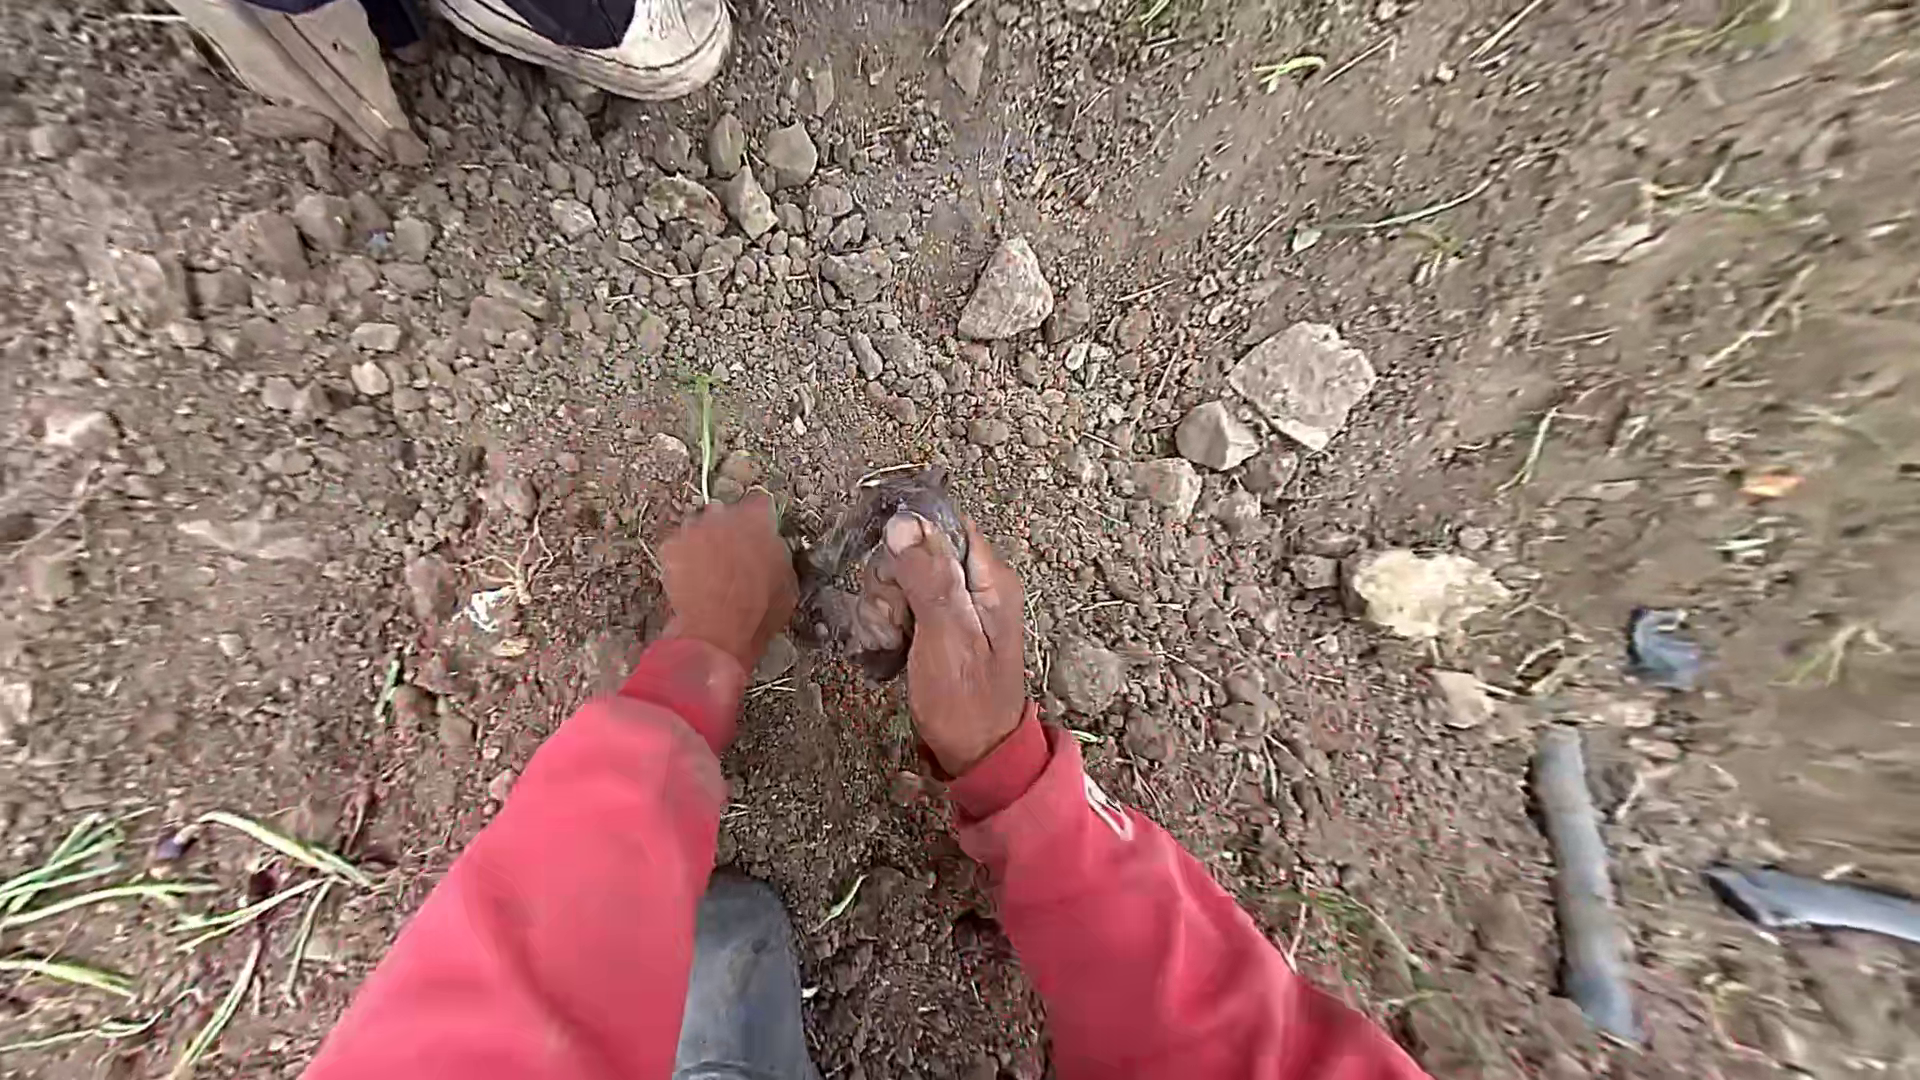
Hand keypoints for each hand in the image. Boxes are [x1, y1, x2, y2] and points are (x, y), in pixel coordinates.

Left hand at [658, 492, 797, 670]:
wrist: (719, 629)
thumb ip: (778, 555)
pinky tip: (693, 579)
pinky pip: (678, 546)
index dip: (760, 519)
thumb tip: (775, 552)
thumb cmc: (756, 610)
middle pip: (726, 512)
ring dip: (704, 542)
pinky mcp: (671, 547)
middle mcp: (725, 516)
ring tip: (711, 570)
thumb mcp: (786, 583)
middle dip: (728, 529)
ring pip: (699, 527)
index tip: (760, 529)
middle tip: (734, 554)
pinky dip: (683, 558)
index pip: (761, 503)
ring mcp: (695, 529)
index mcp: (760, 520)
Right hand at [870, 514, 1026, 775]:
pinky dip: (885, 622)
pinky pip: (899, 605)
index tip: (895, 573)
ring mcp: (952, 606)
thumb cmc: (966, 699)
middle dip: (892, 582)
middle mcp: (973, 585)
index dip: (912, 541)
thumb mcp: (947, 635)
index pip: (945, 527)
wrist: (974, 753)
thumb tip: (904, 522)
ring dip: (883, 606)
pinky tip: (885, 645)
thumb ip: (928, 577)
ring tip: (890, 639)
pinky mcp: (934, 626)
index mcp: (988, 578)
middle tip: (894, 618)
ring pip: (900, 578)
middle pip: (916, 552)